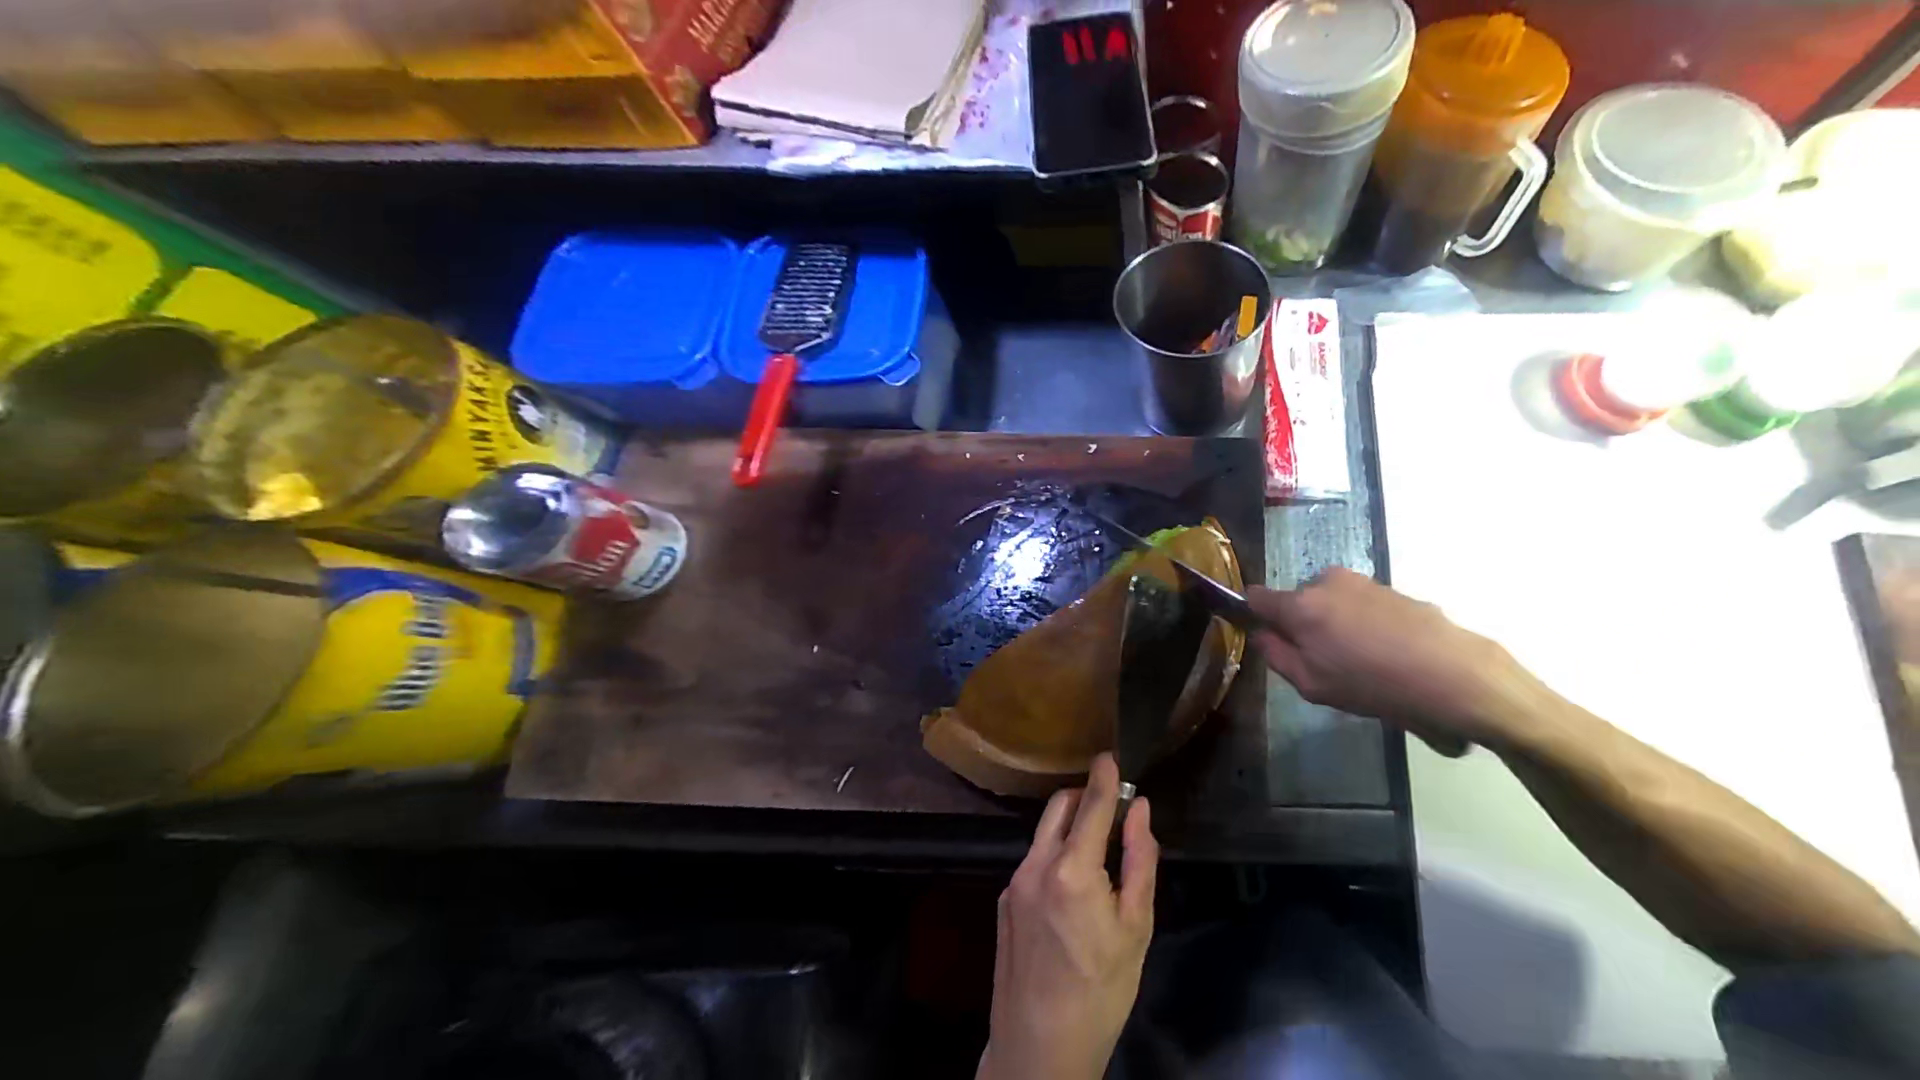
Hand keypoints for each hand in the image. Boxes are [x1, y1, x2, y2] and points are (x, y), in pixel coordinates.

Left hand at [978, 754, 1157, 1079]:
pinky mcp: (1004, 898)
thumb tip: (1140, 811)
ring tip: (1098, 849)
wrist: (1039, 1044)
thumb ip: (1139, 862)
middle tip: (1111, 805)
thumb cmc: (1102, 989)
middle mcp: (1035, 863)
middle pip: (1059, 807)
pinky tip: (1072, 886)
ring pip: (1044, 832)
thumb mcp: (1136, 928)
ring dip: (1070, 826)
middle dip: (1084, 795)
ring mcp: (1014, 880)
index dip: (1104, 778)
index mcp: (1072, 869)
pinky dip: (1055, 853)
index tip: (1112, 756)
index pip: (1091, 806)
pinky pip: (1033, 859)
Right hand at [1248, 568, 1543, 748]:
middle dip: (1302, 623)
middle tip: (1323, 658)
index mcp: (1300, 605)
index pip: (1256, 596)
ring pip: (1331, 601)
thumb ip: (1276, 655)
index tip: (1269, 636)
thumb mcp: (1312, 684)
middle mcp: (1326, 583)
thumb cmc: (1373, 683)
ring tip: (1362, 659)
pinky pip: (1362, 604)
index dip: (1255, 615)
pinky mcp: (1394, 589)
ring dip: (1336, 623)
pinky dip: (1365, 623)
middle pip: (1297, 599)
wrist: (1456, 676)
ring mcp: (1363, 582)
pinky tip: (1389, 653)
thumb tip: (1263, 634)